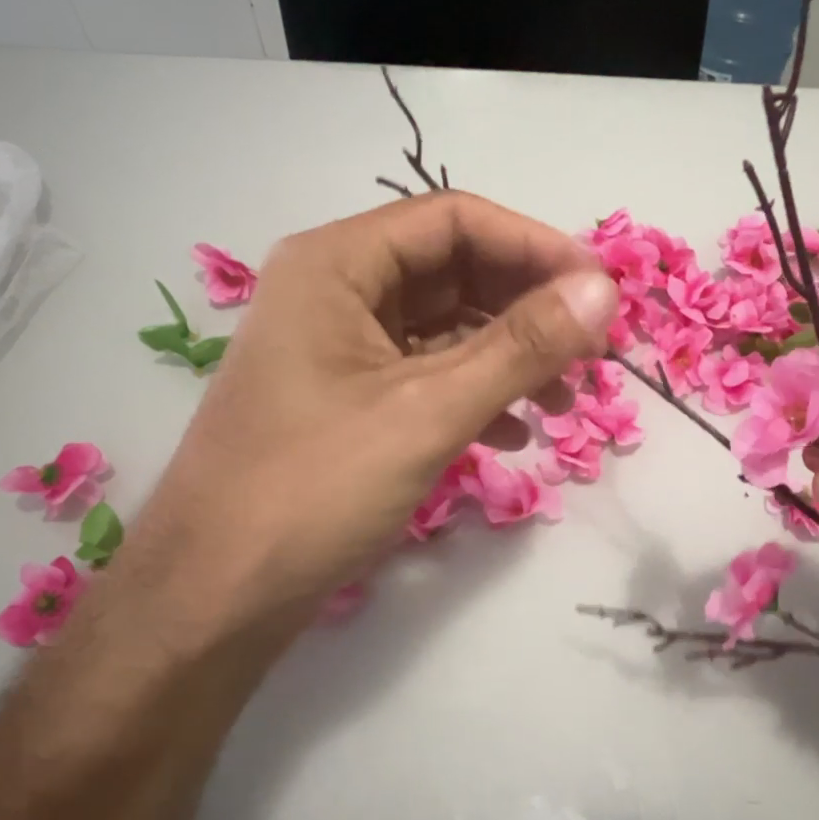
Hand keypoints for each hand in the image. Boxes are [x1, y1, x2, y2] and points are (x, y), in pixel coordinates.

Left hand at [118, 192, 616, 630]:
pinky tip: (514, 433)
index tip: (602, 292)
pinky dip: (475, 392)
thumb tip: (604, 291)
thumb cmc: (310, 490)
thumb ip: (520, 347)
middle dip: (526, 306)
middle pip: (451, 270)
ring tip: (563, 399)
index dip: (535, 246)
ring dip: (508, 354)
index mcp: (335, 265)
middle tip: (591, 350)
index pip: (454, 221)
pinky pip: (425, 374)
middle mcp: (333, 291)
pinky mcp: (345, 400)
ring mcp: (336, 349)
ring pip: (443, 326)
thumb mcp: (427, 413)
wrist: (213, 598)